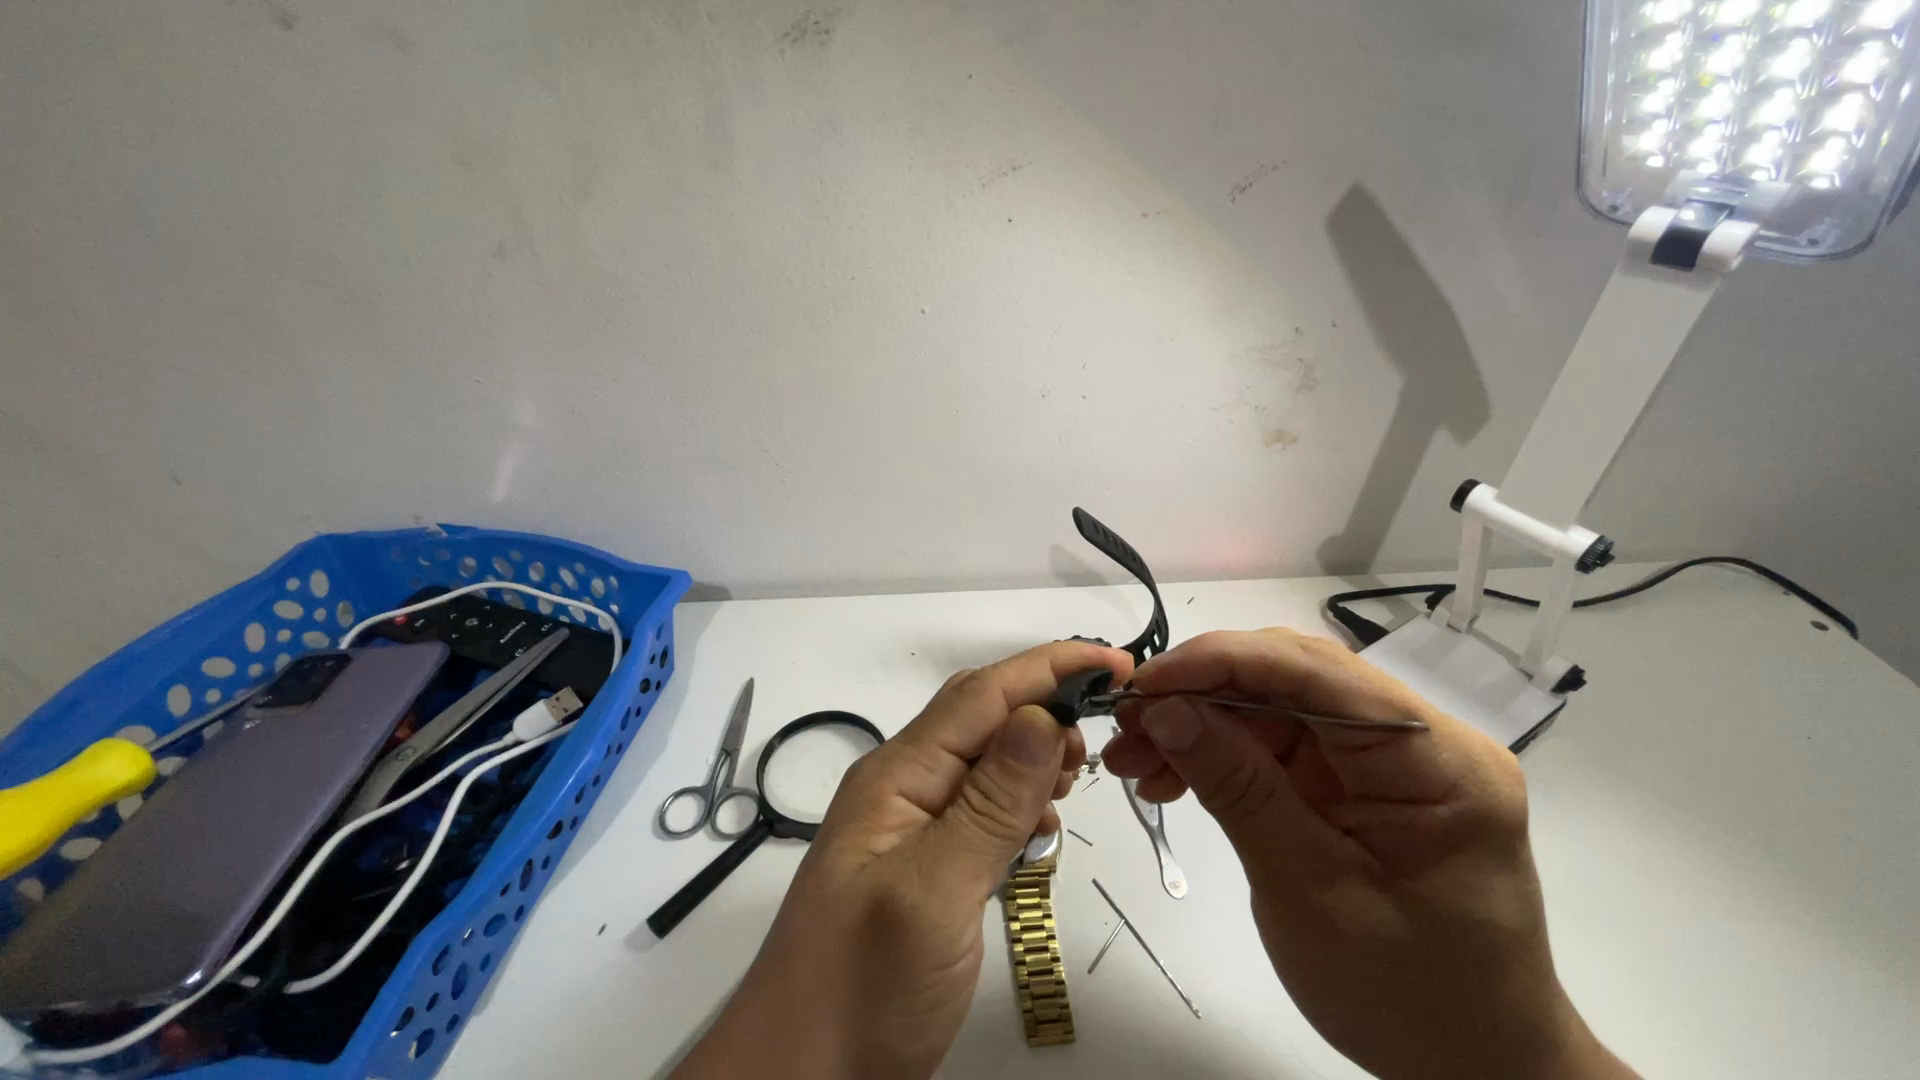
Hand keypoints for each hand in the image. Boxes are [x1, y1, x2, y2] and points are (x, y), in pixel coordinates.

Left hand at [673, 641, 1132, 1079]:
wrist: (802, 1071)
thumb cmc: (862, 982)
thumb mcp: (934, 890)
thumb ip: (988, 804)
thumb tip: (1041, 715)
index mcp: (899, 774)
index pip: (982, 694)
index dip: (1049, 667)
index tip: (1117, 662)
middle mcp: (905, 785)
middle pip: (983, 717)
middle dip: (1045, 705)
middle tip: (1102, 736)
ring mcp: (914, 826)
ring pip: (985, 760)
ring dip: (1035, 754)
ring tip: (1076, 779)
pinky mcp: (928, 865)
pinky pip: (981, 808)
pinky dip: (1020, 802)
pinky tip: (1040, 827)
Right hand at [1102, 629, 1633, 1079]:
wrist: (1471, 1067)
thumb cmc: (1406, 998)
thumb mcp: (1309, 890)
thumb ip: (1238, 787)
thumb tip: (1166, 708)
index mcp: (1437, 759)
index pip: (1318, 671)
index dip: (1221, 661)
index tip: (1142, 684)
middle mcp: (1418, 740)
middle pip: (1292, 683)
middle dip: (1199, 695)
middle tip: (1125, 728)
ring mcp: (1387, 762)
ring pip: (1273, 711)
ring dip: (1198, 727)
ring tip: (1131, 762)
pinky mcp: (1358, 785)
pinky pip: (1277, 749)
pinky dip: (1219, 759)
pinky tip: (1169, 781)